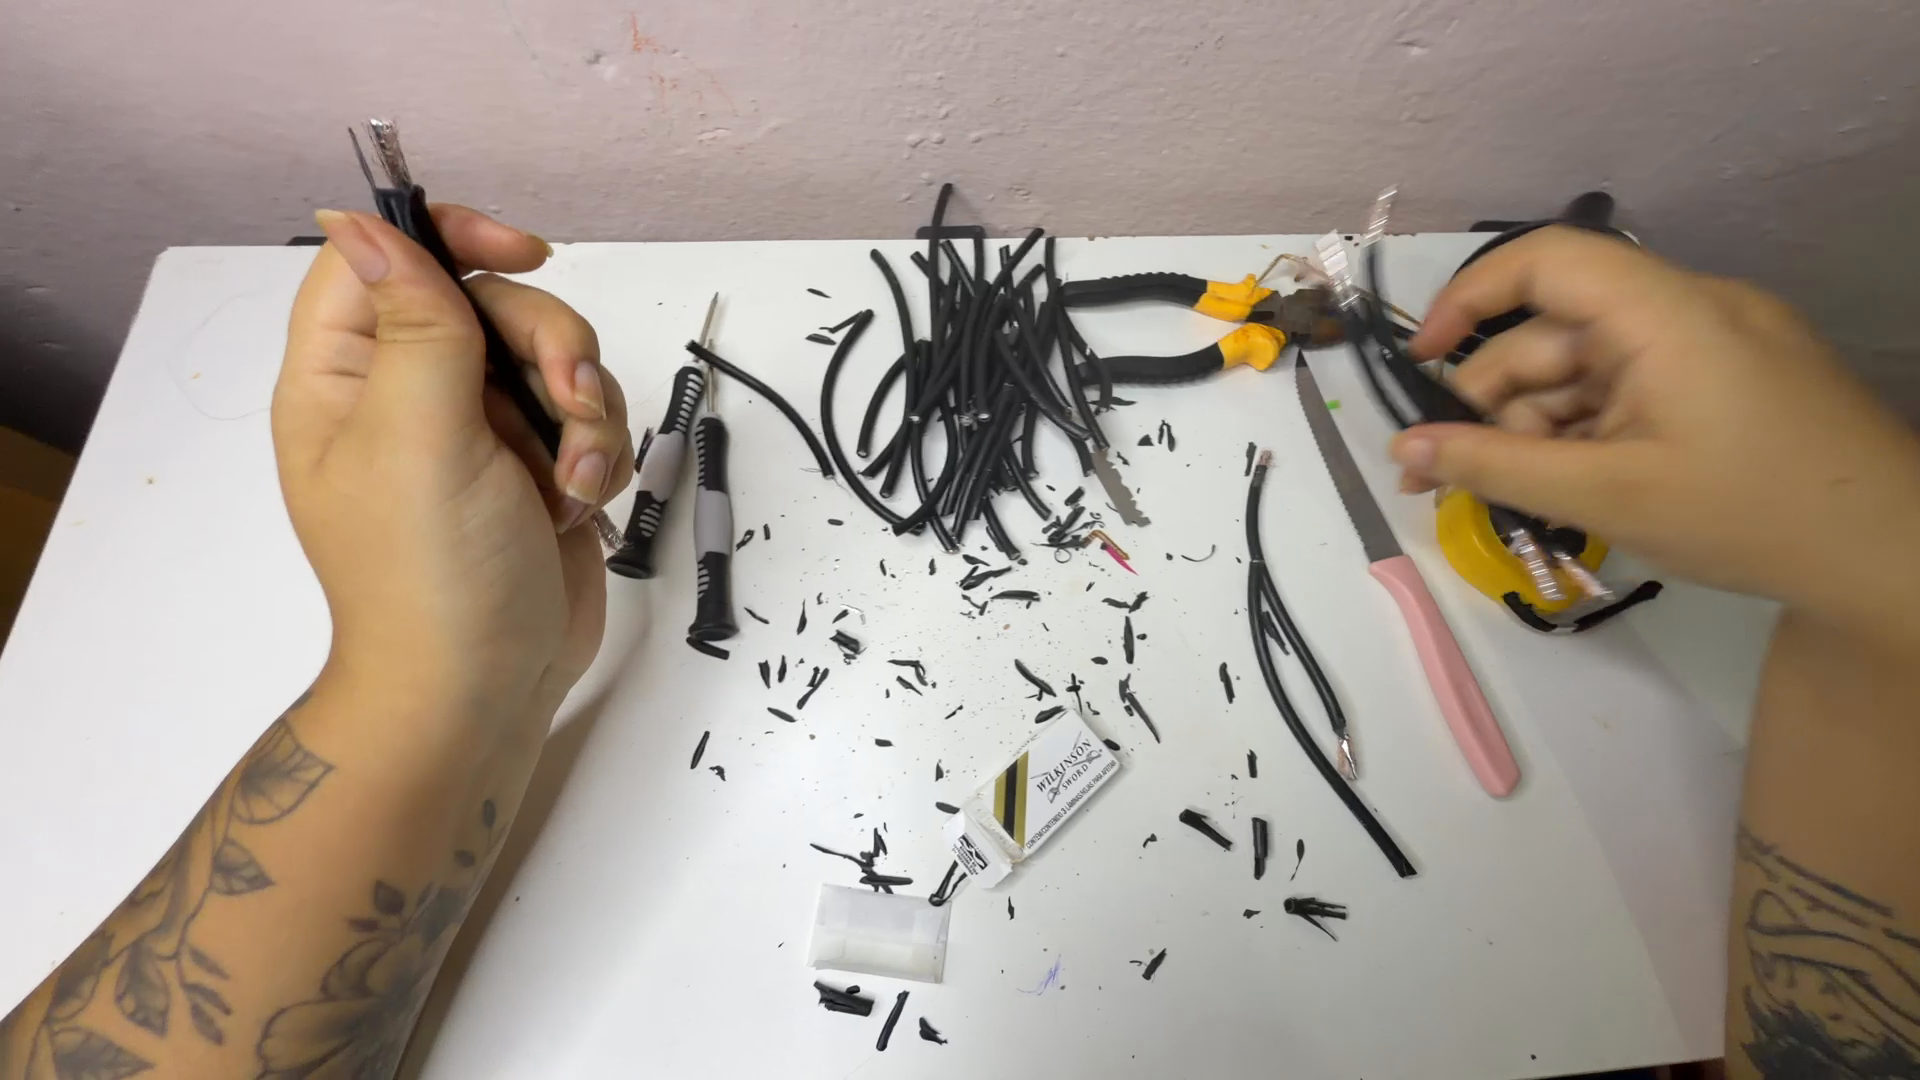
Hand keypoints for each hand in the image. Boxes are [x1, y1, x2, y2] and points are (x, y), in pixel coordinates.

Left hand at [274, 206, 632, 721]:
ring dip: (591, 421)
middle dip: (556, 354)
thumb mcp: (420, 441)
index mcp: (356, 378)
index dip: (456, 239)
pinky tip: (584, 508)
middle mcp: (426, 396)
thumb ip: (415, 330)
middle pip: (504, 311)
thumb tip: (363, 221)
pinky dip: (603, 459)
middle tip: (573, 407)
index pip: (392, 263)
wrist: (492, 677)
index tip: (531, 254)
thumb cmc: (435, 568)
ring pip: (565, 370)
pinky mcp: (549, 470)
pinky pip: (596, 426)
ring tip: (578, 486)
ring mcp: (494, 436)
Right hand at [1393, 226, 1919, 632]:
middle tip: (1439, 479)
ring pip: (1563, 378)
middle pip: (1543, 340)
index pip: (1549, 261)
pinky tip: (1552, 486)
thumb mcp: (1601, 494)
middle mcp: (1679, 317)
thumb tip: (1399, 450)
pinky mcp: (1698, 386)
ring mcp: (1691, 353)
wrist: (1890, 562)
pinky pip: (1599, 398)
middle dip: (1485, 408)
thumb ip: (1489, 466)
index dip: (1469, 297)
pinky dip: (1561, 439)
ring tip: (1507, 497)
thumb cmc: (1751, 516)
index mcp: (1670, 317)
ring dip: (1520, 434)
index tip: (1417, 358)